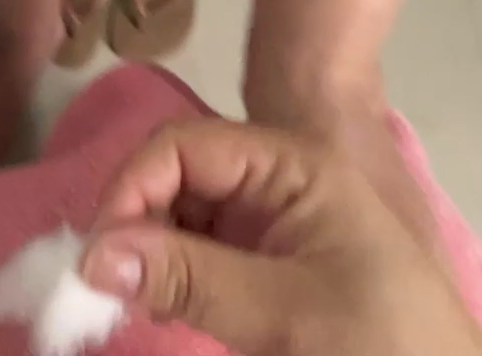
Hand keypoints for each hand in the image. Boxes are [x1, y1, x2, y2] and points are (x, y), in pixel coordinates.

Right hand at [81, 118, 481, 355]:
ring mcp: (267, 223)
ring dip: (148, 252)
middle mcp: (272, 181)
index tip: (98, 251)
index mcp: (288, 166)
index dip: (133, 187)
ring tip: (133, 301)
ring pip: (179, 216)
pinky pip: (196, 252)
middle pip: (177, 177)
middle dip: (137, 223)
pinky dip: (170, 276)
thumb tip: (91, 258)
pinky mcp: (263, 265)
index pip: (184, 147)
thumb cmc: (391, 349)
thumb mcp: (291, 315)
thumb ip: (190, 278)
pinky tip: (161, 306)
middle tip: (107, 284)